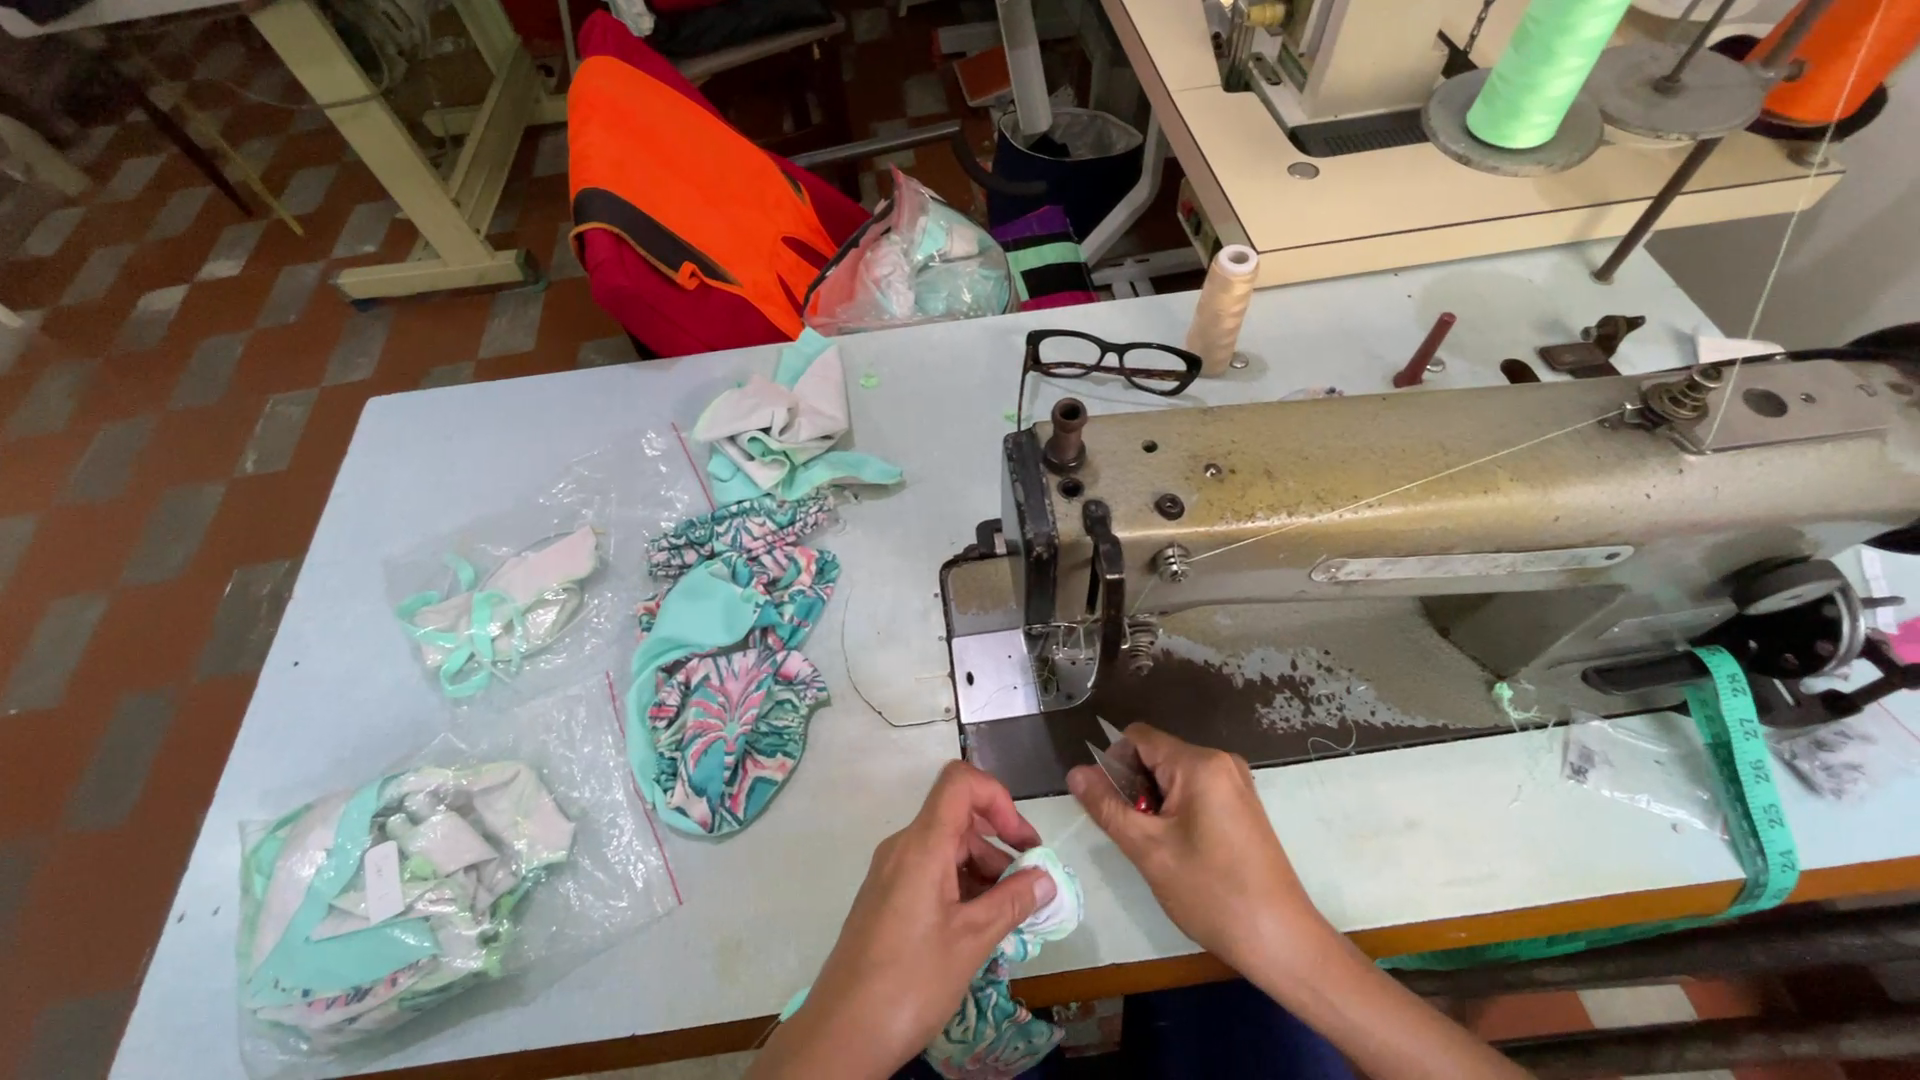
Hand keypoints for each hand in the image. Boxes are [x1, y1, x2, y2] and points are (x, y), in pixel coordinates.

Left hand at [752, 761, 1057, 1078]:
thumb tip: (1045, 880)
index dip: (998, 798)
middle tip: (1029, 886)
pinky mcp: (886, 898)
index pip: (960, 783)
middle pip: (958, 818)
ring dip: (984, 870)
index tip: (1023, 842)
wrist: (841, 1033)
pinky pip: (930, 873)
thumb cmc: (910, 980)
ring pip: (946, 848)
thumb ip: (1012, 903)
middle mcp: (903, 848)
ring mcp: (891, 873)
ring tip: (1010, 914)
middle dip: (1000, 843)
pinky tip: (980, 925)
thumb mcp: (971, 941)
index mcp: (921, 845)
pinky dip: (961, 886)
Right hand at [1067, 724, 1334, 979]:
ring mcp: (1236, 784)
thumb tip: (1075, 772)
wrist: (1281, 939)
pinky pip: (1195, 791)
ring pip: (1173, 776)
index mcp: (1200, 764)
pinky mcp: (1242, 806)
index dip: (1112, 764)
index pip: (1137, 737)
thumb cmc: (1210, 892)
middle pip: (1156, 755)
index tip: (1108, 806)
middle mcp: (1221, 762)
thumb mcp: (1148, 849)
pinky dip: (1175, 810)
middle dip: (1133, 786)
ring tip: (1155, 846)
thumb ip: (1107, 806)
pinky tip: (1178, 849)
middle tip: (1132, 833)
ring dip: (1153, 802)